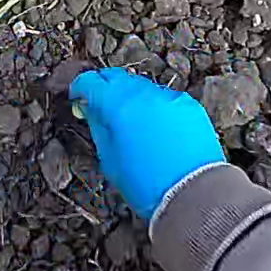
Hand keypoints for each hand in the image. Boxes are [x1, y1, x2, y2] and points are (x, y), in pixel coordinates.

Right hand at [71, 68, 224, 218]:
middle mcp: (143, 93)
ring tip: (132, 122)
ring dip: (132, 97)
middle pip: (117, 77)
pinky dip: (156, 106)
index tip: (79, 97)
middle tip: (102, 107)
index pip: (91, 82)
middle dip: (106, 88)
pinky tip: (157, 128)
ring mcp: (167, 96)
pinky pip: (164, 98)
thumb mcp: (109, 159)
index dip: (81, 88)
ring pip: (141, 86)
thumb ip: (98, 126)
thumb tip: (88, 108)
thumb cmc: (146, 184)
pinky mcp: (187, 104)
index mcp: (118, 105)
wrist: (191, 193)